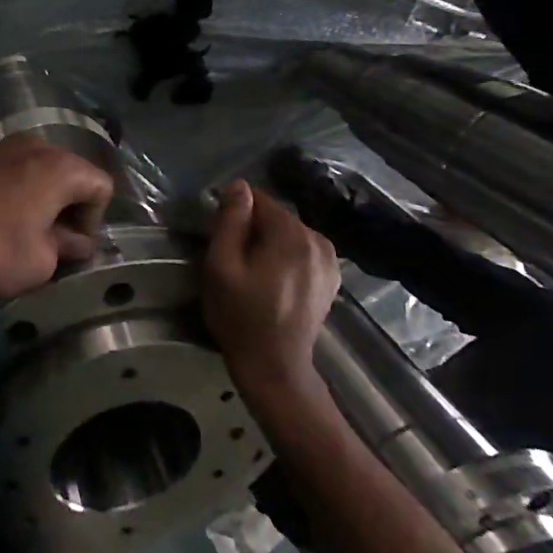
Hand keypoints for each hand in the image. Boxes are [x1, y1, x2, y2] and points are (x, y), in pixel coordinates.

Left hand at [0, 135, 114, 297]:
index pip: (102, 187)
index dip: (94, 221)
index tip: (71, 247)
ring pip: (42, 171)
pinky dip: (18, 192)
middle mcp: (39, 145)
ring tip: (25, 232)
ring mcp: (6, 145)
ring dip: (43, 200)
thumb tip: (75, 242)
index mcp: (62, 167)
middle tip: (53, 243)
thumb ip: (68, 249)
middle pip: (73, 174)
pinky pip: (15, 171)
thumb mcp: (41, 263)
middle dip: (70, 208)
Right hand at [203, 179, 339, 384]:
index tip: (221, 239)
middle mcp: (317, 239)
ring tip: (253, 273)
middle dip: (254, 229)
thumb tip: (239, 185)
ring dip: (271, 243)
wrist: (275, 367)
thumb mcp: (221, 266)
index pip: (258, 199)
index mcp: (291, 233)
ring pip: (289, 233)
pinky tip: (274, 280)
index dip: (235, 215)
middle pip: (276, 216)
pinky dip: (287, 256)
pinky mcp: (331, 277)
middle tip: (234, 260)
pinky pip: (302, 250)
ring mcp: (329, 259)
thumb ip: (230, 221)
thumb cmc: (240, 316)